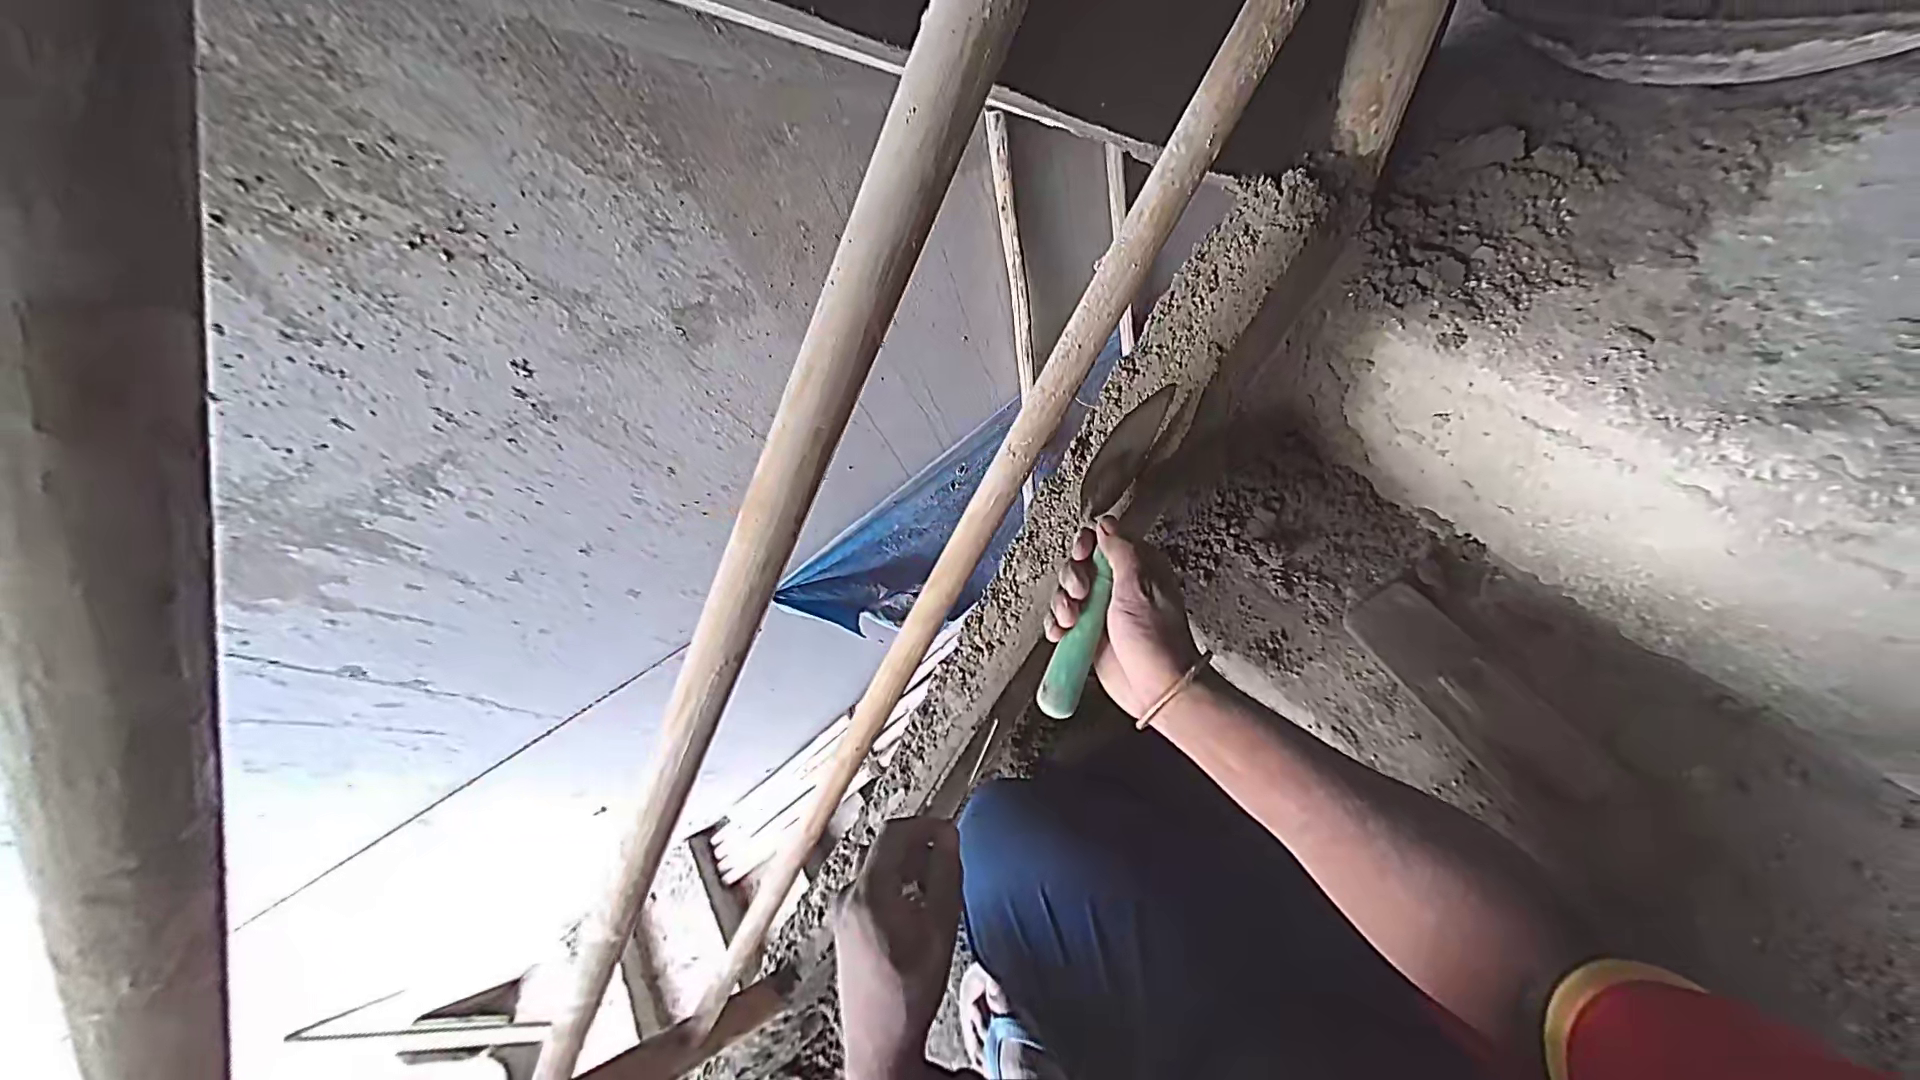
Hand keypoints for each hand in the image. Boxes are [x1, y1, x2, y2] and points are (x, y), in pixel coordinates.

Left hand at [833, 817, 962, 1079]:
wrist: (880, 1043)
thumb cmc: (909, 992)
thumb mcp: (941, 926)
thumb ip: (946, 873)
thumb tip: (948, 836)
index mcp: (868, 890)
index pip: (895, 832)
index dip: (925, 825)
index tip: (948, 831)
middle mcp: (849, 895)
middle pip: (885, 847)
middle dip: (918, 845)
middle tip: (945, 858)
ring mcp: (843, 910)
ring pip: (878, 865)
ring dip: (907, 864)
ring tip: (934, 883)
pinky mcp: (845, 923)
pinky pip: (871, 885)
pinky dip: (895, 881)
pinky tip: (915, 904)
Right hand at [1045, 517, 1200, 719]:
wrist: (1154, 688)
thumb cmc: (1155, 639)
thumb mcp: (1138, 587)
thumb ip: (1121, 552)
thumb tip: (1107, 524)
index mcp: (1136, 568)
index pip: (1103, 540)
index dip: (1087, 545)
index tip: (1082, 556)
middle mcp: (1117, 586)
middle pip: (1078, 565)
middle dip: (1072, 579)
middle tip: (1081, 595)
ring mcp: (1101, 610)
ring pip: (1066, 593)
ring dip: (1062, 604)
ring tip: (1072, 620)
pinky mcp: (1089, 633)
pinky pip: (1061, 620)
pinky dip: (1056, 625)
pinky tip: (1061, 634)